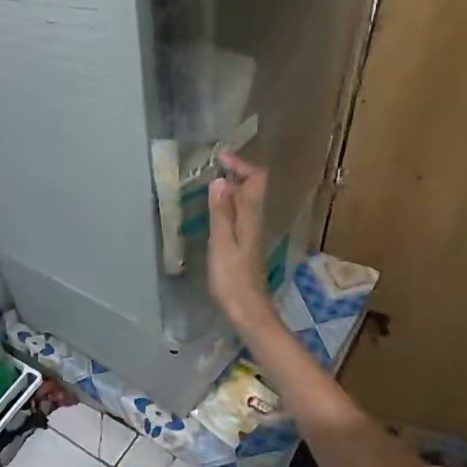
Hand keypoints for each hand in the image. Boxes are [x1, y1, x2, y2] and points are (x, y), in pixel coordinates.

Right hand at [207, 155, 275, 331]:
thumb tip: (220, 181)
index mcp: (251, 217)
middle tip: (211, 168)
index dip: (241, 164)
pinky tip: (214, 212)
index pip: (256, 179)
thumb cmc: (232, 277)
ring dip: (231, 189)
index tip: (219, 158)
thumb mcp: (222, 242)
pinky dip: (228, 205)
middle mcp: (255, 220)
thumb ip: (221, 212)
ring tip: (209, 185)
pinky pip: (240, 215)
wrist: (246, 308)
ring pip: (246, 201)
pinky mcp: (246, 244)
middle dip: (235, 173)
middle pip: (253, 188)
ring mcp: (252, 233)